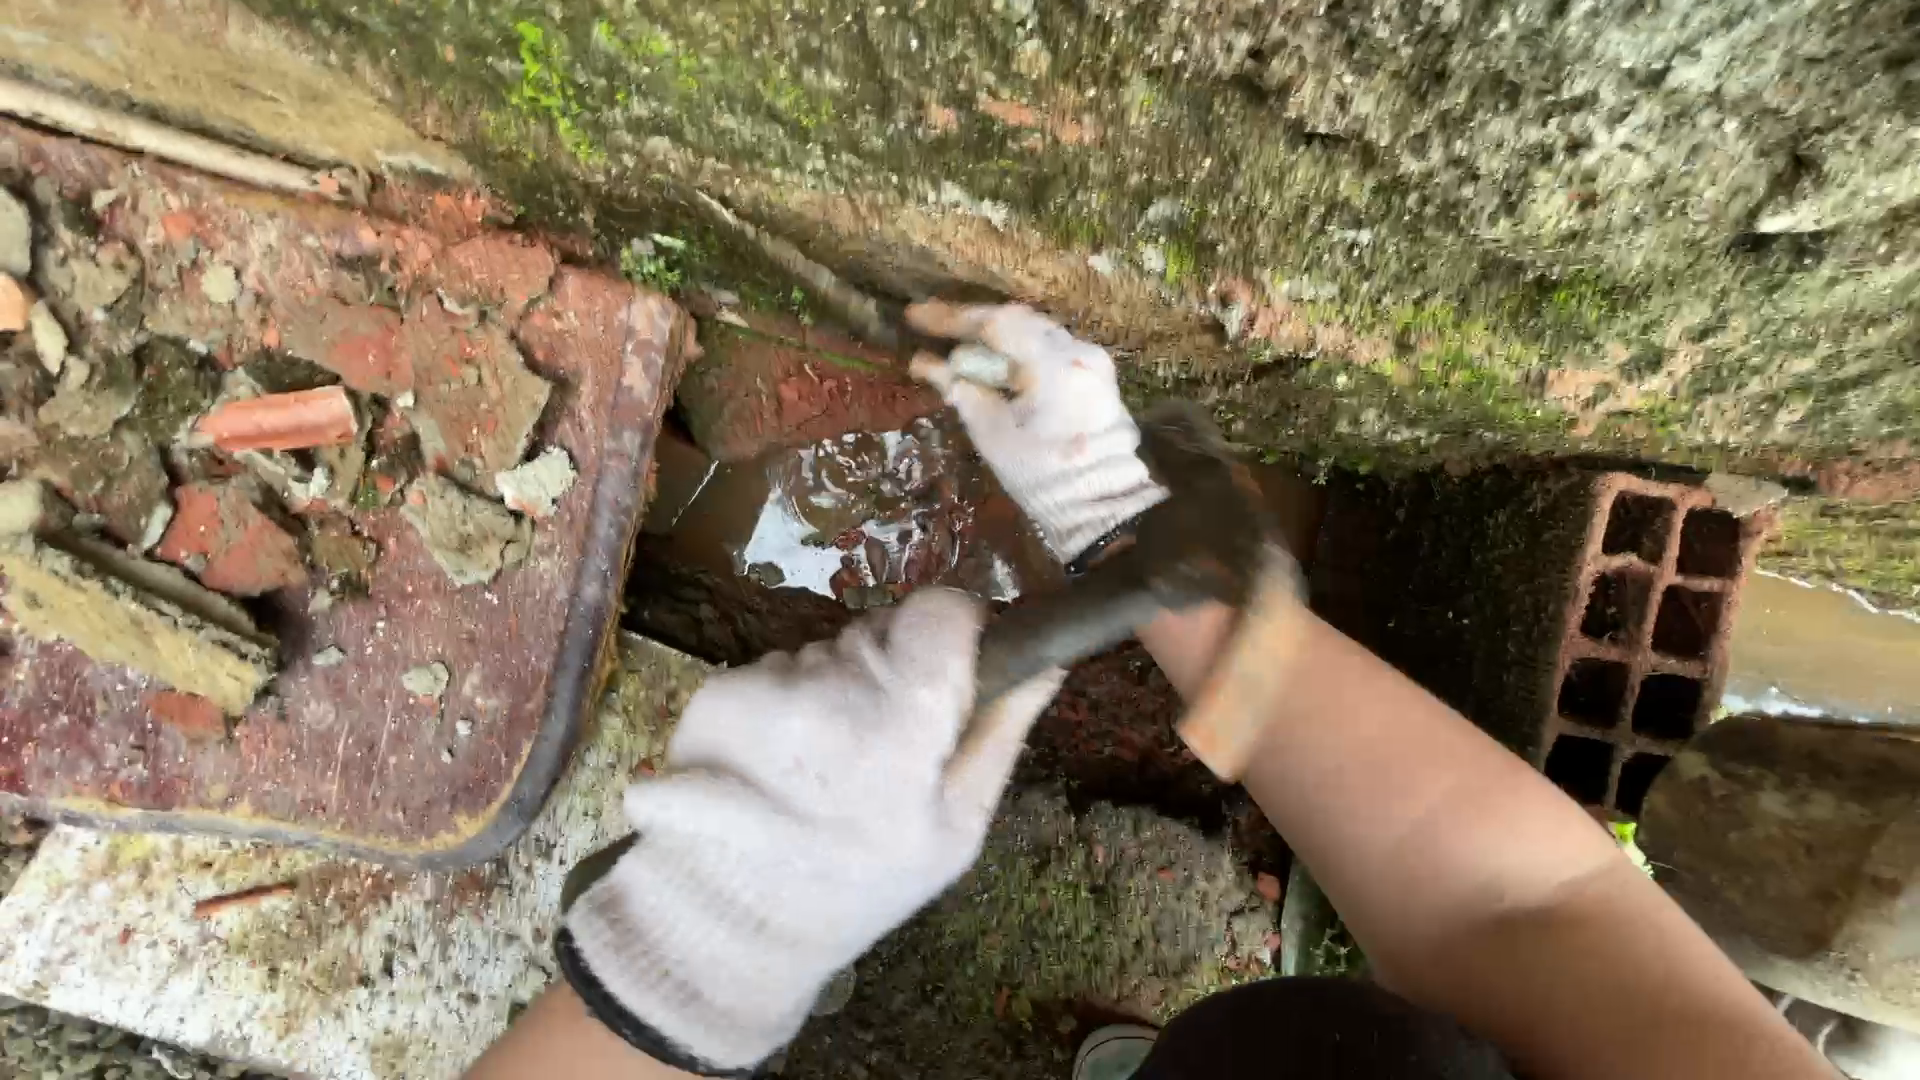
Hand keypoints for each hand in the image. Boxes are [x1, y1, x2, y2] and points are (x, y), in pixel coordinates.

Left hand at [563, 589, 1062, 1072]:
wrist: (728, 921)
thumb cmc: (863, 878)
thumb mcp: (957, 826)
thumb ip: (1002, 731)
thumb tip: (1048, 661)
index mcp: (898, 718)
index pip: (938, 608)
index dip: (957, 627)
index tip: (954, 666)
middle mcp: (829, 683)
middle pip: (887, 627)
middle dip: (898, 666)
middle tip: (886, 739)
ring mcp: (767, 682)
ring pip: (833, 648)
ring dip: (843, 685)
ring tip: (830, 759)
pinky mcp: (720, 688)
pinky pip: (782, 668)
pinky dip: (792, 699)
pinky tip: (783, 758)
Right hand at [906, 301, 1166, 560]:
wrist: (1099, 504)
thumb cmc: (1040, 476)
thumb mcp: (993, 434)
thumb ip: (961, 391)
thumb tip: (925, 364)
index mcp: (1053, 366)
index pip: (994, 324)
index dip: (950, 318)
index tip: (915, 318)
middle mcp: (1078, 351)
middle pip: (1016, 320)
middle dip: (972, 321)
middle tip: (934, 324)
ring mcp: (1093, 360)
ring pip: (1035, 329)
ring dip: (996, 333)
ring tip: (959, 339)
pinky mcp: (1096, 373)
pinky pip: (1050, 346)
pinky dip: (1019, 347)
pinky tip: (995, 356)